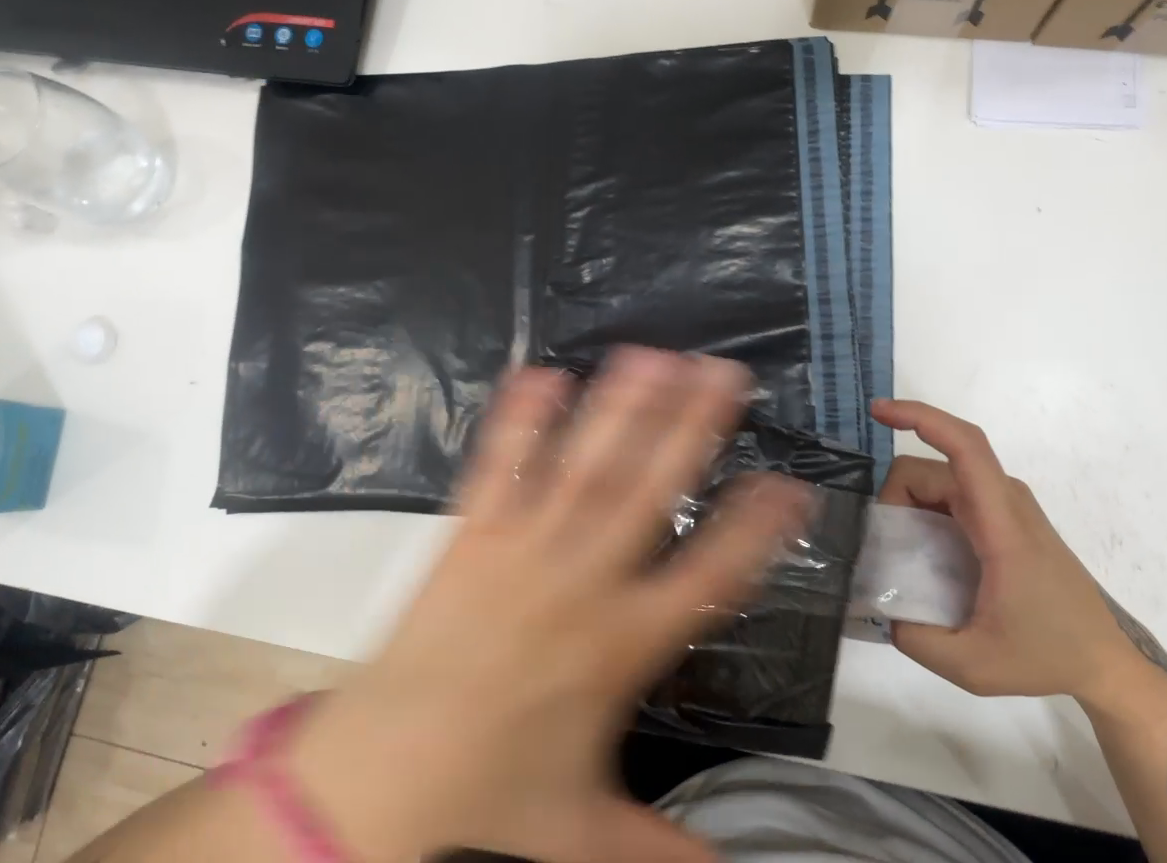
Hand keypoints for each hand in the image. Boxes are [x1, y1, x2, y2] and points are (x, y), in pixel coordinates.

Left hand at [288, 349, 810, 861]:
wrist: (376, 777)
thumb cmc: (486, 795)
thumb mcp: (586, 831)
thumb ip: (667, 848)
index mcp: (623, 647)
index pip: (711, 575)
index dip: (758, 528)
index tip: (790, 482)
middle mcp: (580, 585)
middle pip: (648, 493)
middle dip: (692, 428)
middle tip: (724, 373)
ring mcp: (520, 553)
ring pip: (581, 467)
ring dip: (620, 407)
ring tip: (652, 354)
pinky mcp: (466, 540)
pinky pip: (497, 470)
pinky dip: (519, 420)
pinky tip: (539, 372)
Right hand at [870, 399, 1138, 705]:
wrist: (1103, 661)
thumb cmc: (1045, 657)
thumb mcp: (973, 666)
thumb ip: (916, 639)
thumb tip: (880, 608)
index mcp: (1003, 526)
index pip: (966, 447)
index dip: (921, 418)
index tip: (878, 412)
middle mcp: (1006, 502)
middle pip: (931, 468)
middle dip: (893, 497)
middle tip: (886, 553)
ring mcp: (1008, 507)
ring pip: (937, 479)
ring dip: (905, 506)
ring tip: (902, 559)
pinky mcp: (1005, 518)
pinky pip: (950, 494)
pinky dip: (922, 511)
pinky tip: (920, 552)